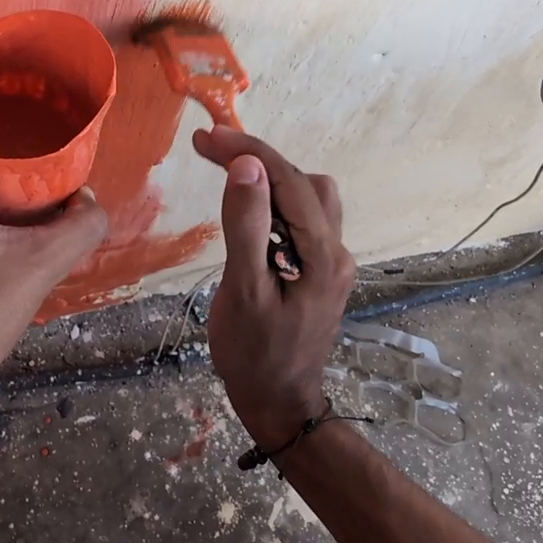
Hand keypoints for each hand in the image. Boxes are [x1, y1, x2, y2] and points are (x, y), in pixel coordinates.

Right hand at [192, 125, 353, 447]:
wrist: (278, 405)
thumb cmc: (254, 354)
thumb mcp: (245, 291)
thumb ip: (247, 227)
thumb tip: (247, 167)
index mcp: (324, 254)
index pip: (288, 180)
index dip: (248, 151)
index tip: (205, 137)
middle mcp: (337, 250)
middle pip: (300, 182)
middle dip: (255, 159)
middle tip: (207, 149)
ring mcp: (331, 261)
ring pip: (306, 196)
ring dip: (268, 177)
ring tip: (225, 173)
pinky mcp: (320, 270)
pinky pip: (301, 219)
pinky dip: (273, 202)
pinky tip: (248, 211)